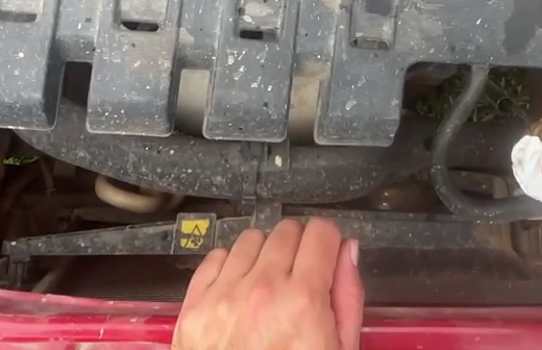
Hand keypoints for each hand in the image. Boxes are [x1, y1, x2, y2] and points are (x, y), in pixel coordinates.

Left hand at [173, 217, 363, 349]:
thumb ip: (348, 298)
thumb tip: (347, 250)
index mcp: (303, 303)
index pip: (321, 232)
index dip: (328, 244)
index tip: (326, 257)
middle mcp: (262, 291)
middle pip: (287, 230)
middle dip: (298, 248)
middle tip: (299, 278)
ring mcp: (223, 298)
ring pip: (251, 238)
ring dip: (264, 255)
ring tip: (268, 287)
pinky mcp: (193, 310)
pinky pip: (216, 258)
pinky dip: (230, 267)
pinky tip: (240, 293)